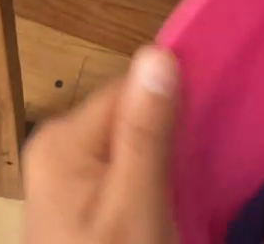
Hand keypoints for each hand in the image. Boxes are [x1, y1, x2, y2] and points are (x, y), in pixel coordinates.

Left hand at [25, 45, 180, 243]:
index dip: (173, 105)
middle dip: (167, 137)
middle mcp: (56, 145)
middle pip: (131, 113)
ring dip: (161, 161)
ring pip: (132, 140)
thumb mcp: (136, 211)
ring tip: (187, 191)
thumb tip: (157, 51)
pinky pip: (123, 167)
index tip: (207, 134)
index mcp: (60, 139)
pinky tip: (167, 205)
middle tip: (199, 173)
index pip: (132, 89)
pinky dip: (149, 181)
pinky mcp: (76, 199)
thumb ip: (144, 133)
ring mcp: (64, 174)